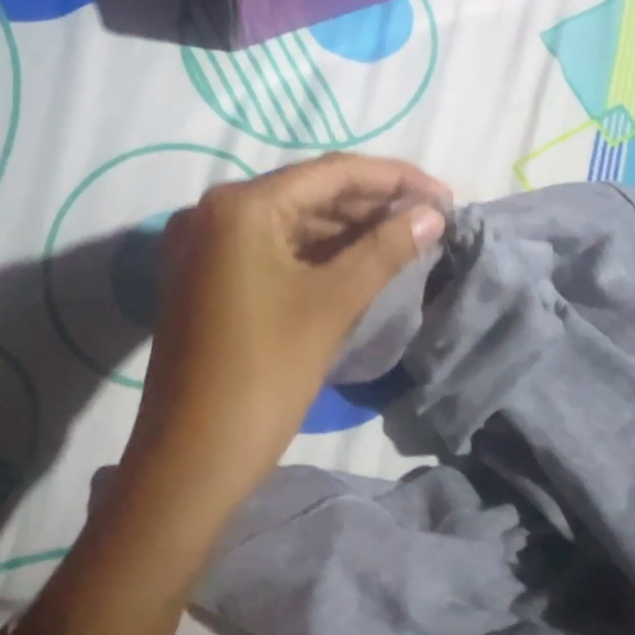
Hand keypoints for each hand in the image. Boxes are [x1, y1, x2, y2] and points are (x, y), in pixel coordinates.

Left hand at [18, 153, 447, 634]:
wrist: (189, 462)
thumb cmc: (264, 376)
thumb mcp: (331, 304)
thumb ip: (385, 249)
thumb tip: (433, 214)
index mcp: (241, 204)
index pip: (332, 172)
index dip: (395, 179)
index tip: (445, 195)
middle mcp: (214, 209)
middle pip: (309, 191)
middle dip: (372, 202)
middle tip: (429, 217)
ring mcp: (204, 243)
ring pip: (290, 219)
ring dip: (346, 226)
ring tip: (405, 235)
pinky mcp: (204, 274)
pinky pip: (270, 245)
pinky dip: (314, 249)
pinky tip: (357, 257)